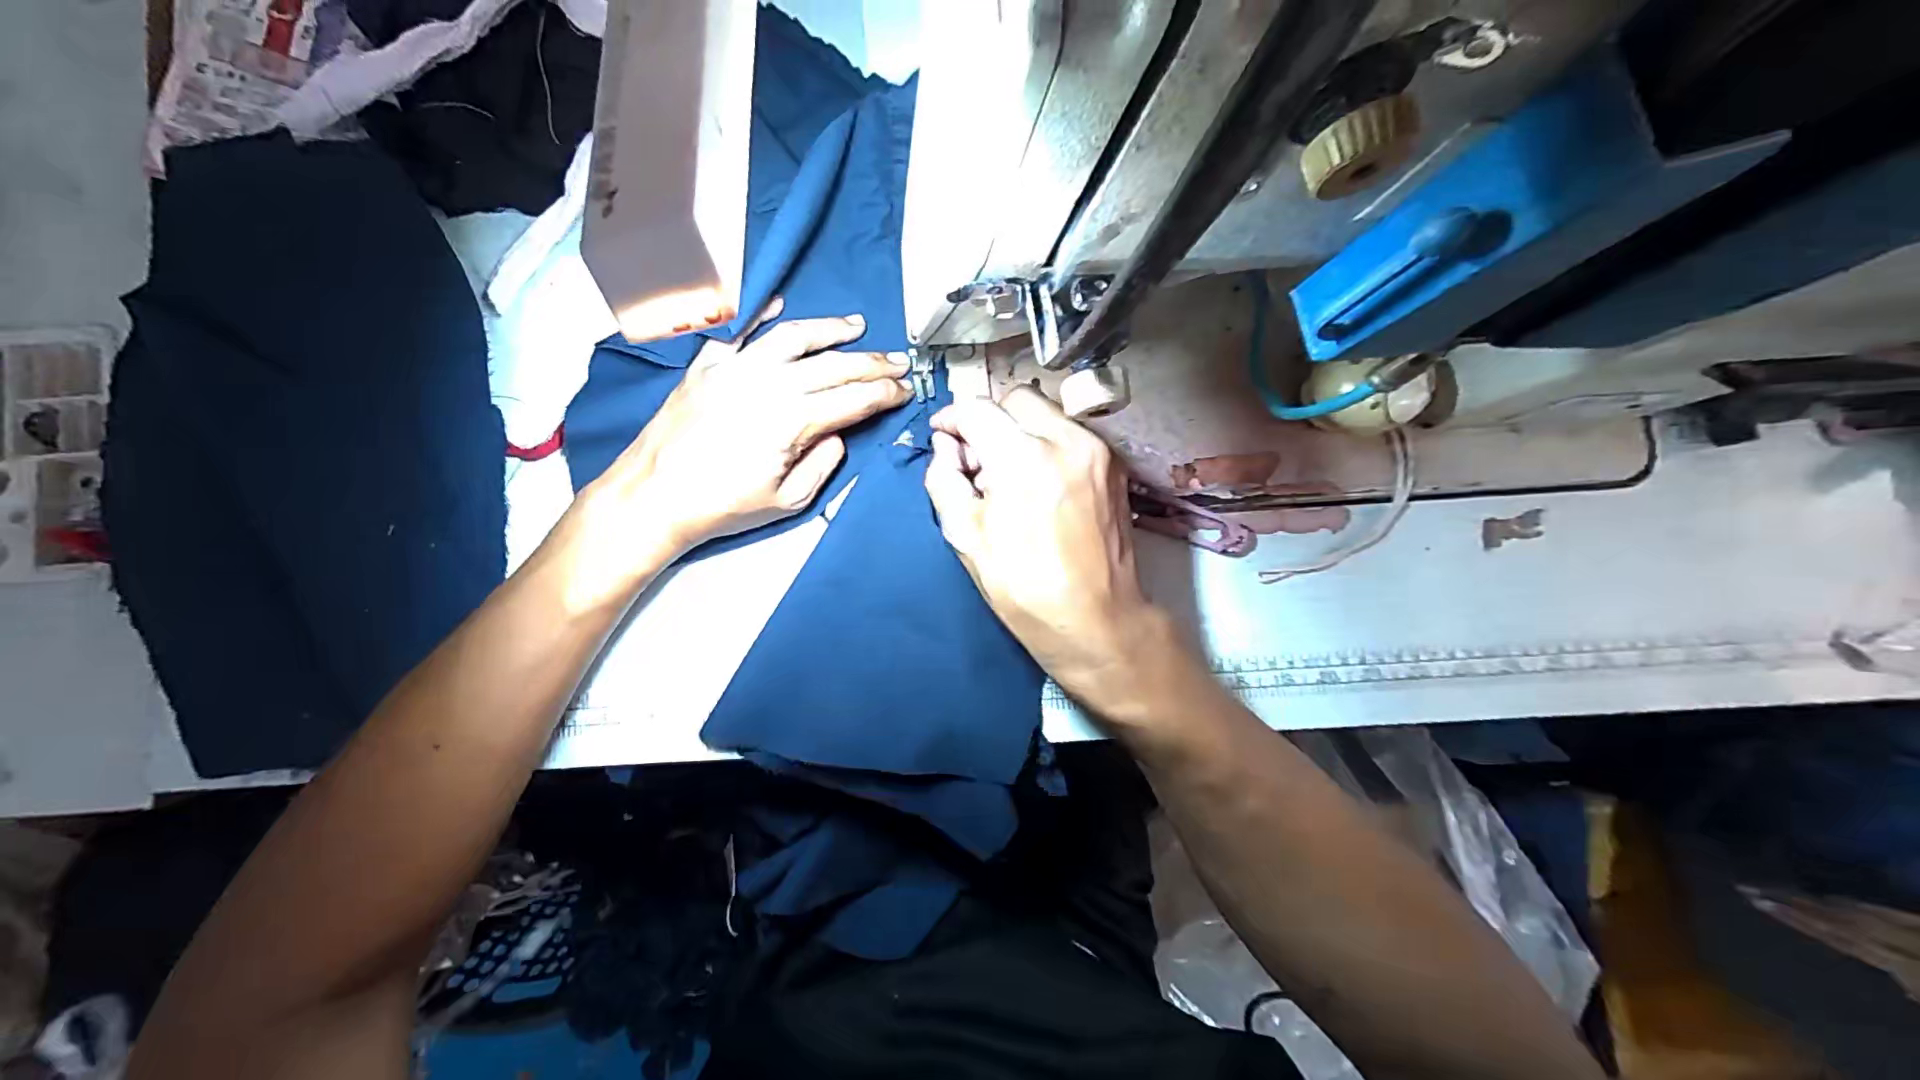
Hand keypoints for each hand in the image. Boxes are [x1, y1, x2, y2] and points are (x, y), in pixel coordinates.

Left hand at [560, 309, 908, 605]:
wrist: (655, 494)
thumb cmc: (723, 504)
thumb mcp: (788, 499)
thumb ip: (823, 462)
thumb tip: (837, 434)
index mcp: (794, 418)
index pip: (855, 398)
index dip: (887, 393)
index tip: (906, 390)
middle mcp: (770, 382)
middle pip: (835, 364)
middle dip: (874, 363)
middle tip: (897, 362)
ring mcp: (737, 366)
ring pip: (795, 335)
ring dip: (831, 329)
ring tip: (856, 326)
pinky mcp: (709, 364)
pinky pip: (743, 330)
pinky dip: (765, 316)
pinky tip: (782, 305)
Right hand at [924, 386, 1186, 719]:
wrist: (1095, 618)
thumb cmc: (1026, 587)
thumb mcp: (965, 535)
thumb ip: (944, 478)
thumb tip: (946, 447)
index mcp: (1025, 458)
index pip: (978, 408)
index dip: (952, 418)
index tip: (944, 435)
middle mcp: (1067, 442)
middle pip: (1016, 398)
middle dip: (990, 420)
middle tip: (977, 460)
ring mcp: (1097, 452)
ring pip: (1046, 413)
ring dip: (1019, 431)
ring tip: (1009, 477)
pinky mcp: (1114, 466)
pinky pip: (1070, 435)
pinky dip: (1047, 445)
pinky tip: (1038, 485)